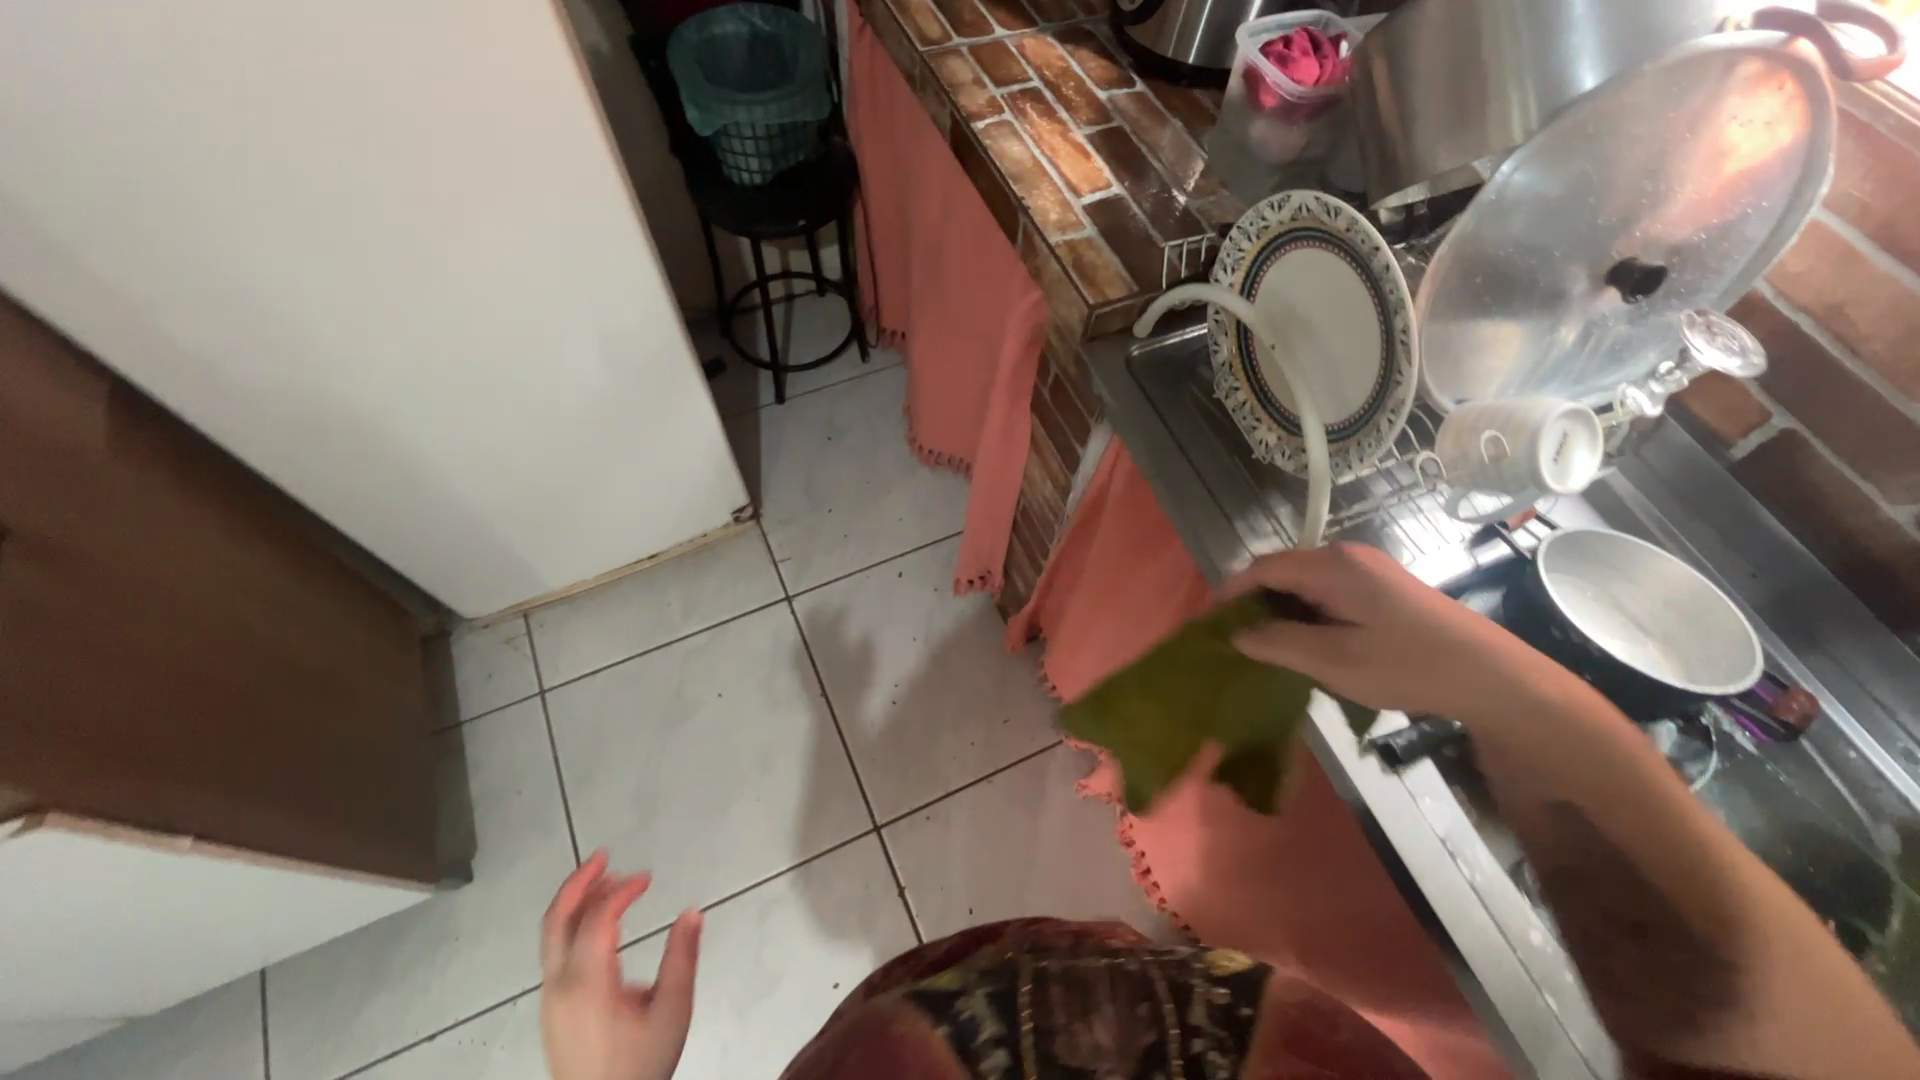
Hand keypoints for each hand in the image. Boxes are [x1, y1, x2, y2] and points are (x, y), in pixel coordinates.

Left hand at [540, 851, 701, 1079]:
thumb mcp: (672, 1013)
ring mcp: (550, 997)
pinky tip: (600, 924)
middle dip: (579, 882)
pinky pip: (555, 951)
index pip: (598, 919)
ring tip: (608, 882)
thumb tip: (692, 912)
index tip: (650, 877)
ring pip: (552, 935)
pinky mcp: (551, 1008)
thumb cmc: (641, 1065)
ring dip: (576, 902)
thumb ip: (682, 959)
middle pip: (556, 919)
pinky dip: (574, 924)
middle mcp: (559, 984)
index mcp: (587, 983)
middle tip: (605, 855)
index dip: (622, 890)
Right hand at [1223, 543, 1549, 717]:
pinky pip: (1326, 590)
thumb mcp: (1334, 661)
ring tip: (1265, 646)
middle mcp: (1346, 557)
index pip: (1261, 568)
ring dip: (1280, 609)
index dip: (1230, 594)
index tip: (1210, 627)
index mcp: (1332, 566)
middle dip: (1253, 602)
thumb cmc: (1407, 666)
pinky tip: (1305, 642)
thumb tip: (1237, 635)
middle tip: (1236, 642)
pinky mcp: (1381, 586)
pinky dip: (1305, 611)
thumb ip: (1279, 643)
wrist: (1489, 675)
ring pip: (1303, 582)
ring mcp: (1367, 569)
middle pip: (1281, 570)